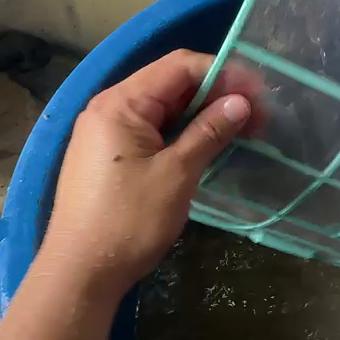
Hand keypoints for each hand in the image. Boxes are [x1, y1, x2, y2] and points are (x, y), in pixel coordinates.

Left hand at [41, 50, 251, 292]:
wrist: (82, 273)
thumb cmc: (129, 221)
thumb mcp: (177, 174)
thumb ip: (208, 132)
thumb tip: (240, 103)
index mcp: (121, 103)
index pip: (179, 66)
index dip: (223, 74)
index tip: (258, 96)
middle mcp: (109, 108)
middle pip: (170, 84)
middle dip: (216, 94)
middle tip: (257, 118)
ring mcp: (105, 133)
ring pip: (162, 109)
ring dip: (201, 115)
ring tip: (239, 133)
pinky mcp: (108, 157)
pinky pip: (151, 131)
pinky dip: (181, 133)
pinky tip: (207, 148)